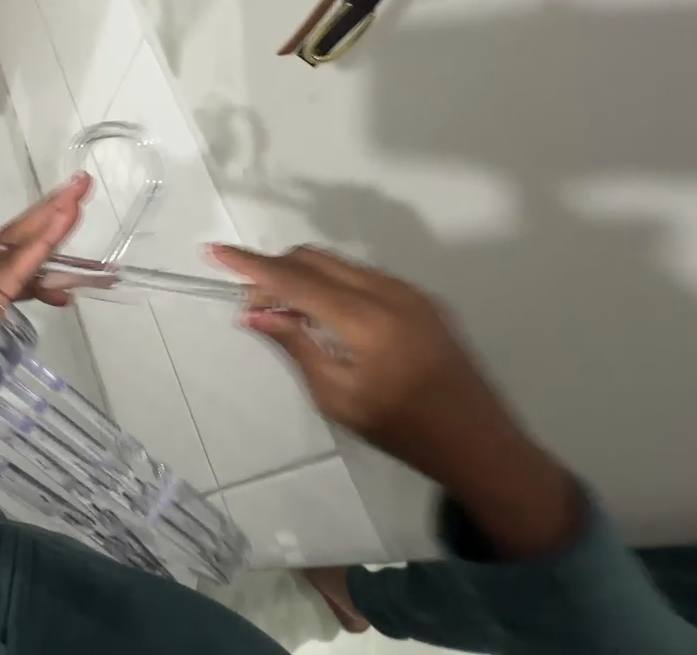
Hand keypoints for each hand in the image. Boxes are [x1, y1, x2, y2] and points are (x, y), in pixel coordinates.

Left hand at [0, 174, 92, 454]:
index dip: (34, 248)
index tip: (65, 216)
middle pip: (4, 249)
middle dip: (43, 217)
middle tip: (81, 186)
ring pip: (8, 259)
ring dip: (44, 236)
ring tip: (80, 210)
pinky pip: (8, 283)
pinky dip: (37, 276)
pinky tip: (63, 289)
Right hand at [210, 244, 578, 557]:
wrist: (482, 445)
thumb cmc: (404, 432)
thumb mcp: (338, 397)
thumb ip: (295, 346)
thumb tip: (254, 313)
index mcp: (368, 322)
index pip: (296, 280)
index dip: (251, 265)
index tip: (214, 251)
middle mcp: (390, 293)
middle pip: (314, 258)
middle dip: (275, 271)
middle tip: (254, 306)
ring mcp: (409, 291)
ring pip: (337, 263)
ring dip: (302, 276)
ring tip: (285, 312)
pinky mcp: (420, 298)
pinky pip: (360, 275)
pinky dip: (330, 284)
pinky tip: (323, 315)